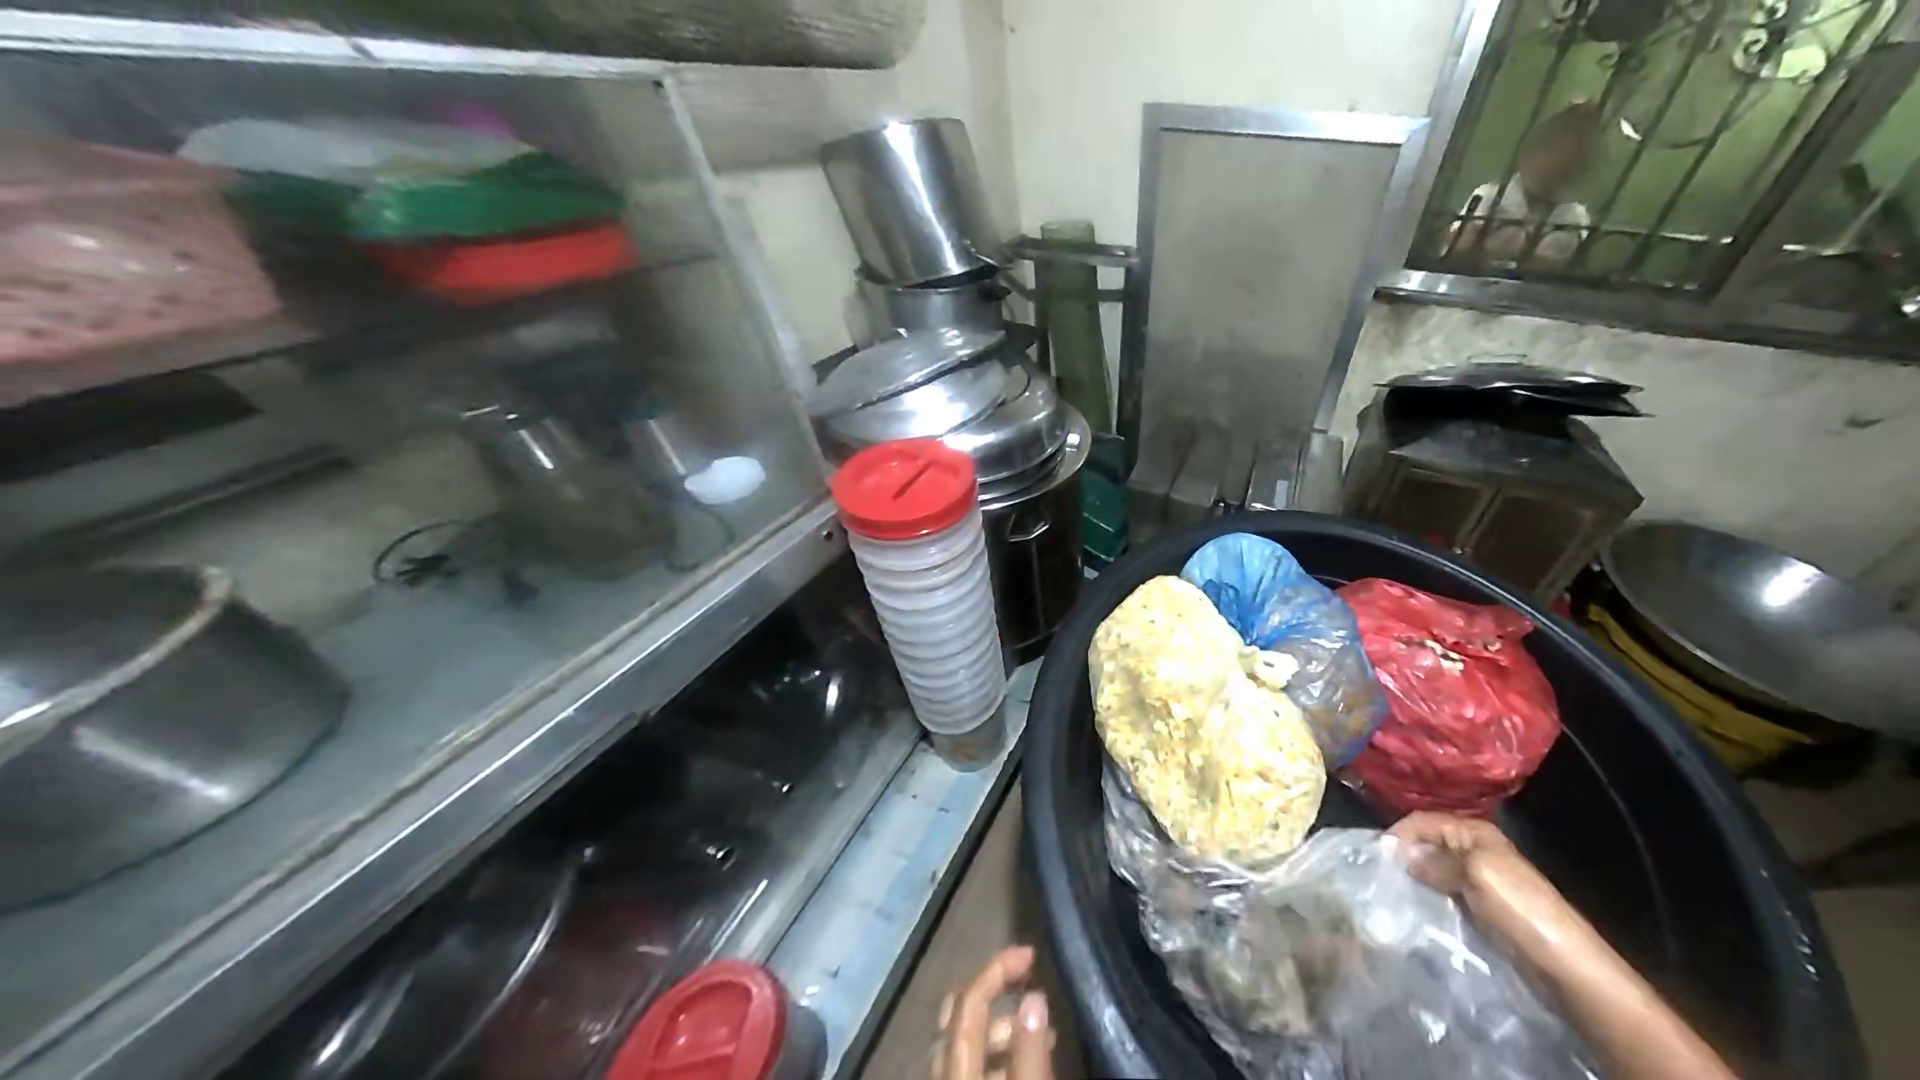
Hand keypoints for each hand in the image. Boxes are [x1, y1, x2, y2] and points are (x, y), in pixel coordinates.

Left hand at [931, 946, 1053, 1079]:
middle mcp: (941, 1070)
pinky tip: (1022, 1060)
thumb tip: (1034, 997)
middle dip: (995, 992)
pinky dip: (995, 1053)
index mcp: (955, 1064)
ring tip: (1041, 1032)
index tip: (1029, 953)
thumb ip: (1029, 1053)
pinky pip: (969, 1064)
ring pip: (965, 1041)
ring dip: (1000, 1027)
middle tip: (1029, 984)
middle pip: (959, 1014)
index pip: (969, 1002)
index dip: (998, 970)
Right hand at [1393, 813, 1736, 1079]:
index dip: (1397, 833)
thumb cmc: (1519, 908)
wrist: (1565, 963)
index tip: (1374, 855)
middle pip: (1427, 843)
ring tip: (1391, 890)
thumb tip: (1404, 857)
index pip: (1422, 820)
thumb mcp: (1475, 873)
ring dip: (1414, 876)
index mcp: (1475, 832)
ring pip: (1433, 868)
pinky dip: (1428, 895)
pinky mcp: (1480, 905)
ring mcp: (1479, 878)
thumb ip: (1435, 860)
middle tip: (1378, 873)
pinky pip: (1443, 891)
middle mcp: (1475, 849)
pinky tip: (1415, 906)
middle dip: (1404, 854)